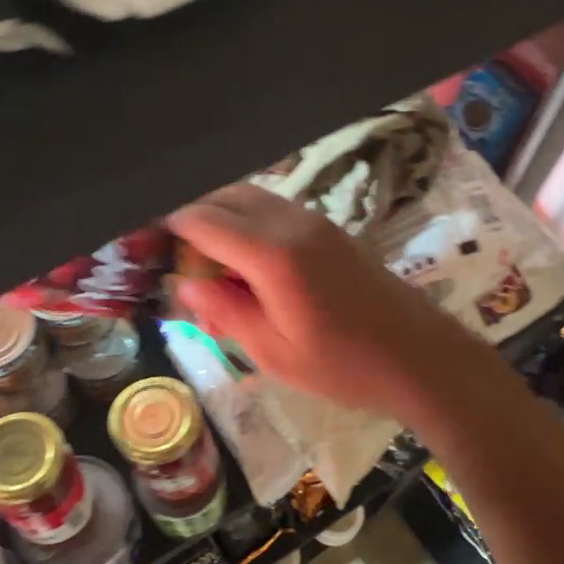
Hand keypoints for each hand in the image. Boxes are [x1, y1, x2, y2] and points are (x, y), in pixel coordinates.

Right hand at [166, 184, 477, 418]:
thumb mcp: (274, 352)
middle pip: (225, 196)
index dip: (167, 224)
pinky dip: (249, 224)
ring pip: (252, 198)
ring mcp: (317, 222)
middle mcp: (292, 223)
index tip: (142, 236)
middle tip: (172, 251)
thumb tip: (188, 285)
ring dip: (222, 218)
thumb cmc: (344, 366)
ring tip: (207, 262)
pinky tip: (246, 264)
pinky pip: (276, 211)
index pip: (202, 220)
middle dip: (192, 216)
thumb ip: (227, 312)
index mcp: (272, 254)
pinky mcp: (332, 231)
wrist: (421, 357)